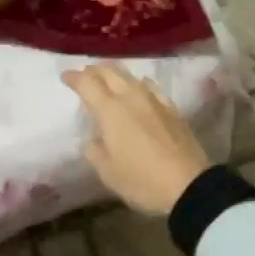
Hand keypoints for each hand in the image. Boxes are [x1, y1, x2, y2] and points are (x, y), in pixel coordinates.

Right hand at [64, 63, 210, 215]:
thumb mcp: (108, 173)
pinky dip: (137, 83)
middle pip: (109, 71)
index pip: (87, 83)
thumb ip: (94, 151)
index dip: (74, 77)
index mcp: (110, 109)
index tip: (65, 76)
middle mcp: (130, 96)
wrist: (189, 186)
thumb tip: (92, 139)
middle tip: (85, 75)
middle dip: (94, 70)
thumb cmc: (142, 180)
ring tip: (109, 80)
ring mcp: (153, 99)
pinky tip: (139, 89)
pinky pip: (149, 86)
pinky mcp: (171, 108)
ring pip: (129, 76)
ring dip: (115, 74)